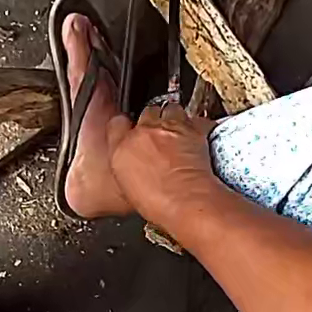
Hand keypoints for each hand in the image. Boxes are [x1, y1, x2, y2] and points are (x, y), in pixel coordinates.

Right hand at [104, 95, 221, 225]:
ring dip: (172, 118)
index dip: (124, 127)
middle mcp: (144, 132)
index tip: (128, 132)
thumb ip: (127, 165)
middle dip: (152, 122)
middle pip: (146, 113)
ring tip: (176, 132)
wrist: (186, 201)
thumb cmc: (159, 202)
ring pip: (170, 109)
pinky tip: (194, 137)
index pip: (116, 124)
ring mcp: (170, 128)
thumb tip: (132, 162)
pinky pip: (193, 119)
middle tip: (157, 137)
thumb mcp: (127, 188)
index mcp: (121, 148)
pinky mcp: (193, 130)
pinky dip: (194, 125)